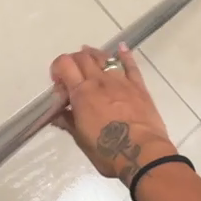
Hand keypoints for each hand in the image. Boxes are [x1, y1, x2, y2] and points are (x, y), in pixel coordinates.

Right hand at [50, 45, 174, 181]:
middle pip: (83, 57)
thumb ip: (68, 122)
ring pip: (104, 57)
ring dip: (93, 54)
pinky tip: (122, 48)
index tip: (58, 83)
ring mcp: (121, 81)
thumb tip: (57, 114)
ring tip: (88, 57)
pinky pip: (131, 65)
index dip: (57, 68)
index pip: (64, 64)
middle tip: (72, 75)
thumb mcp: (81, 139)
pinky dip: (125, 54)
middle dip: (73, 61)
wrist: (143, 153)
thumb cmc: (108, 151)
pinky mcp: (138, 86)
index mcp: (82, 93)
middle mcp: (99, 81)